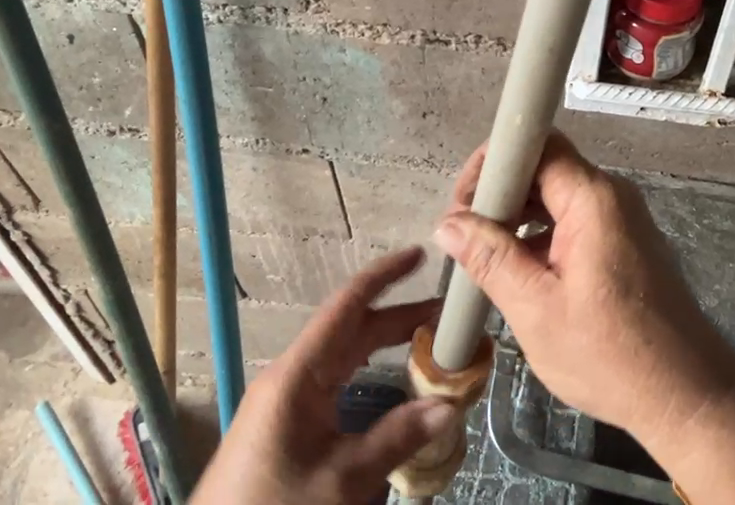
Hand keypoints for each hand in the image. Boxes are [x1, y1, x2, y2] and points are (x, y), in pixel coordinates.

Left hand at [189, 248, 452, 504]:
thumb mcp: (342, 481)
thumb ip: (397, 438)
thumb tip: (449, 404)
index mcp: (297, 375)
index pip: (346, 306)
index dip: (384, 276)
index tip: (421, 254)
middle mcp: (291, 377)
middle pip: (352, 329)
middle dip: (399, 314)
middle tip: (447, 311)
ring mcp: (286, 400)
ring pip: (344, 354)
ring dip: (386, 341)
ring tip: (430, 337)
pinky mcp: (286, 423)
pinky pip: (335, 378)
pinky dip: (370, 366)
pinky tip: (393, 374)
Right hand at [433, 132, 734, 451]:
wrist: (686, 394)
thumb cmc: (609, 354)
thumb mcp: (536, 309)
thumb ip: (491, 259)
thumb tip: (448, 223)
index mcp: (593, 199)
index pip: (537, 146)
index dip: (494, 165)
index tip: (462, 204)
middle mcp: (612, 196)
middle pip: (547, 169)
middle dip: (501, 195)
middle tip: (465, 235)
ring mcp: (623, 219)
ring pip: (559, 198)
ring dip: (519, 219)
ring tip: (483, 258)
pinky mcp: (627, 243)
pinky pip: (576, 221)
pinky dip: (543, 237)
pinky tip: (519, 272)